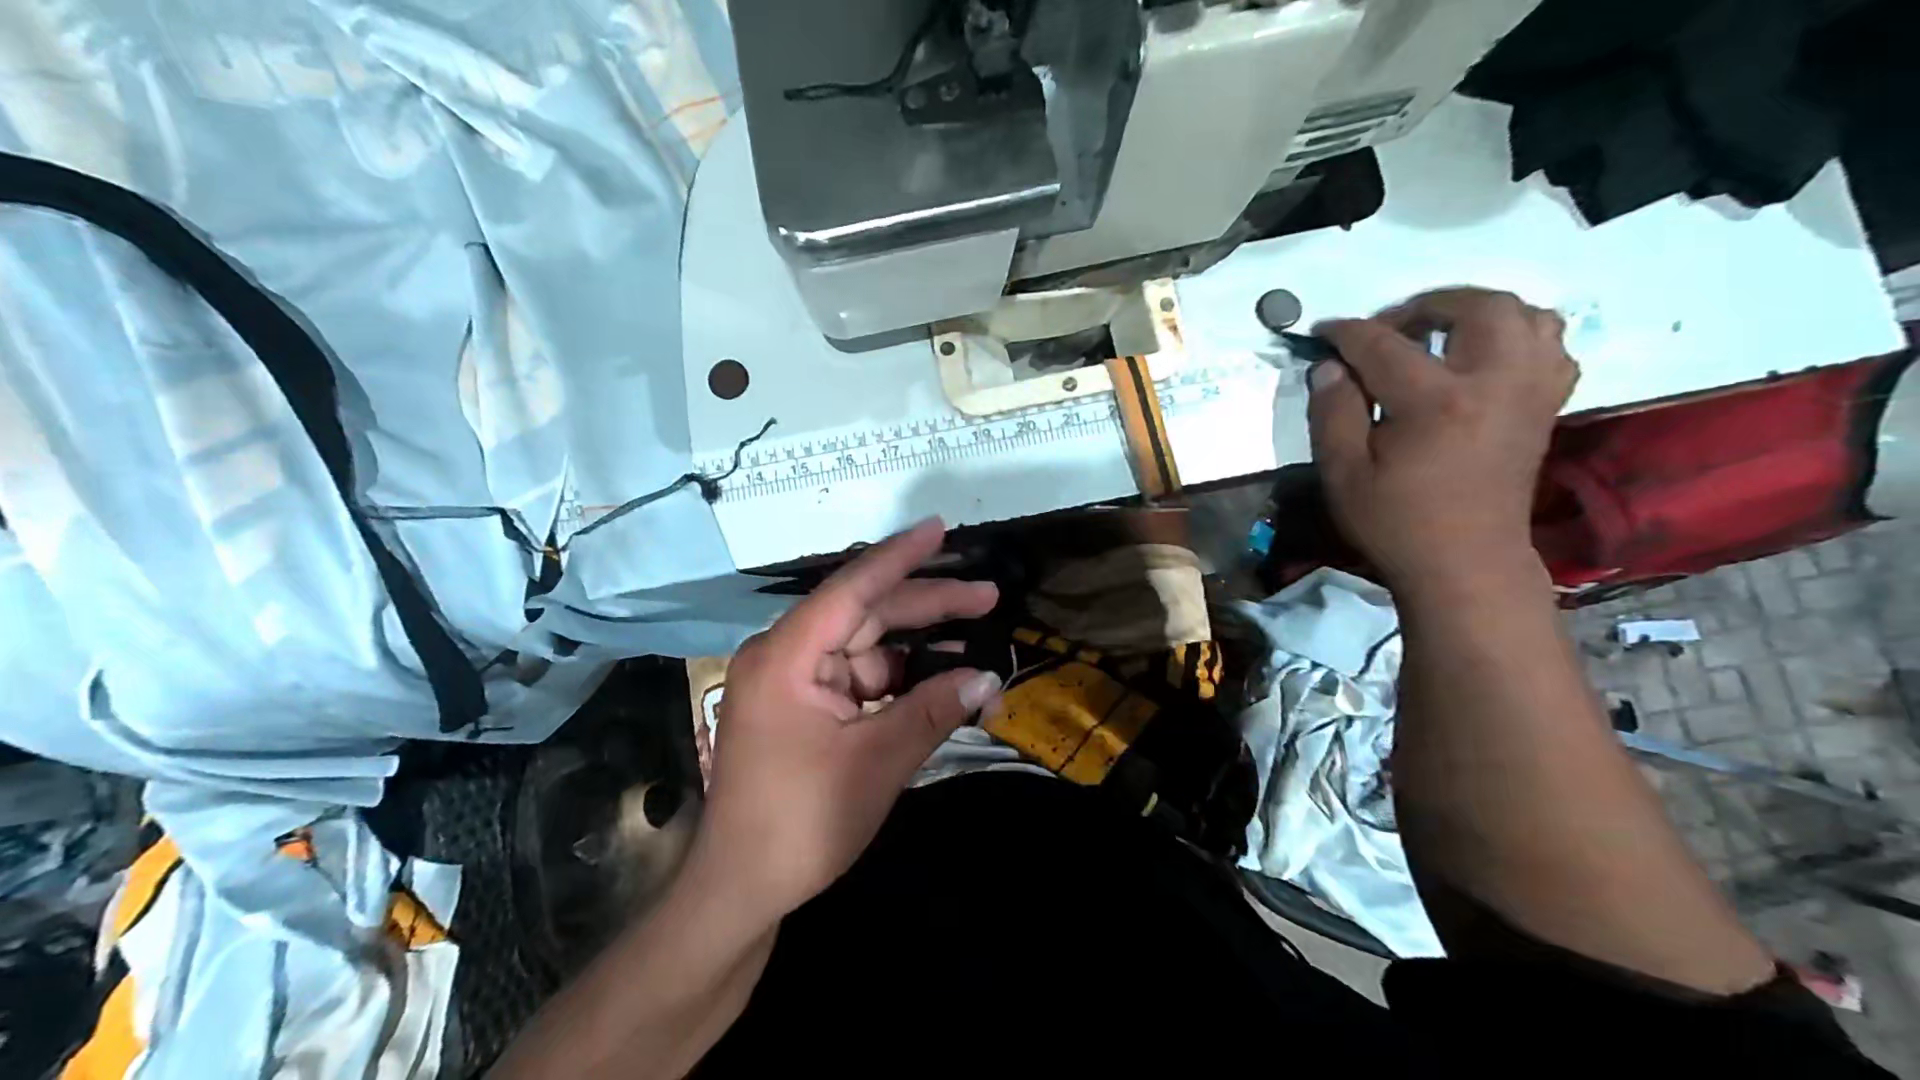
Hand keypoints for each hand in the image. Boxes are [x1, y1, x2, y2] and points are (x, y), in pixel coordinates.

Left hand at [694, 519, 1001, 920]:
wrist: (741, 889)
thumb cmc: (802, 822)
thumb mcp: (878, 762)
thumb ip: (934, 710)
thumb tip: (988, 678)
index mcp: (788, 656)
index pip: (853, 589)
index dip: (901, 557)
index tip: (940, 527)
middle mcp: (785, 656)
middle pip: (865, 614)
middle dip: (927, 605)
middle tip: (987, 595)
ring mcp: (793, 682)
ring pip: (866, 647)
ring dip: (918, 648)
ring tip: (975, 640)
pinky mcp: (803, 708)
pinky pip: (858, 679)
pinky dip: (898, 680)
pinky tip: (939, 681)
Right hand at [1310, 288, 1577, 590]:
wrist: (1465, 561)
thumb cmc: (1395, 521)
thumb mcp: (1342, 472)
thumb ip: (1332, 412)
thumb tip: (1331, 366)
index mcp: (1437, 402)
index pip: (1386, 345)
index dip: (1348, 333)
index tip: (1324, 331)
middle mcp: (1496, 382)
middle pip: (1477, 307)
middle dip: (1426, 305)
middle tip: (1390, 327)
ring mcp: (1531, 391)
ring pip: (1526, 315)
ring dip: (1479, 312)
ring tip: (1440, 332)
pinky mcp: (1545, 405)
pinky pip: (1549, 345)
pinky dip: (1517, 335)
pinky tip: (1482, 356)